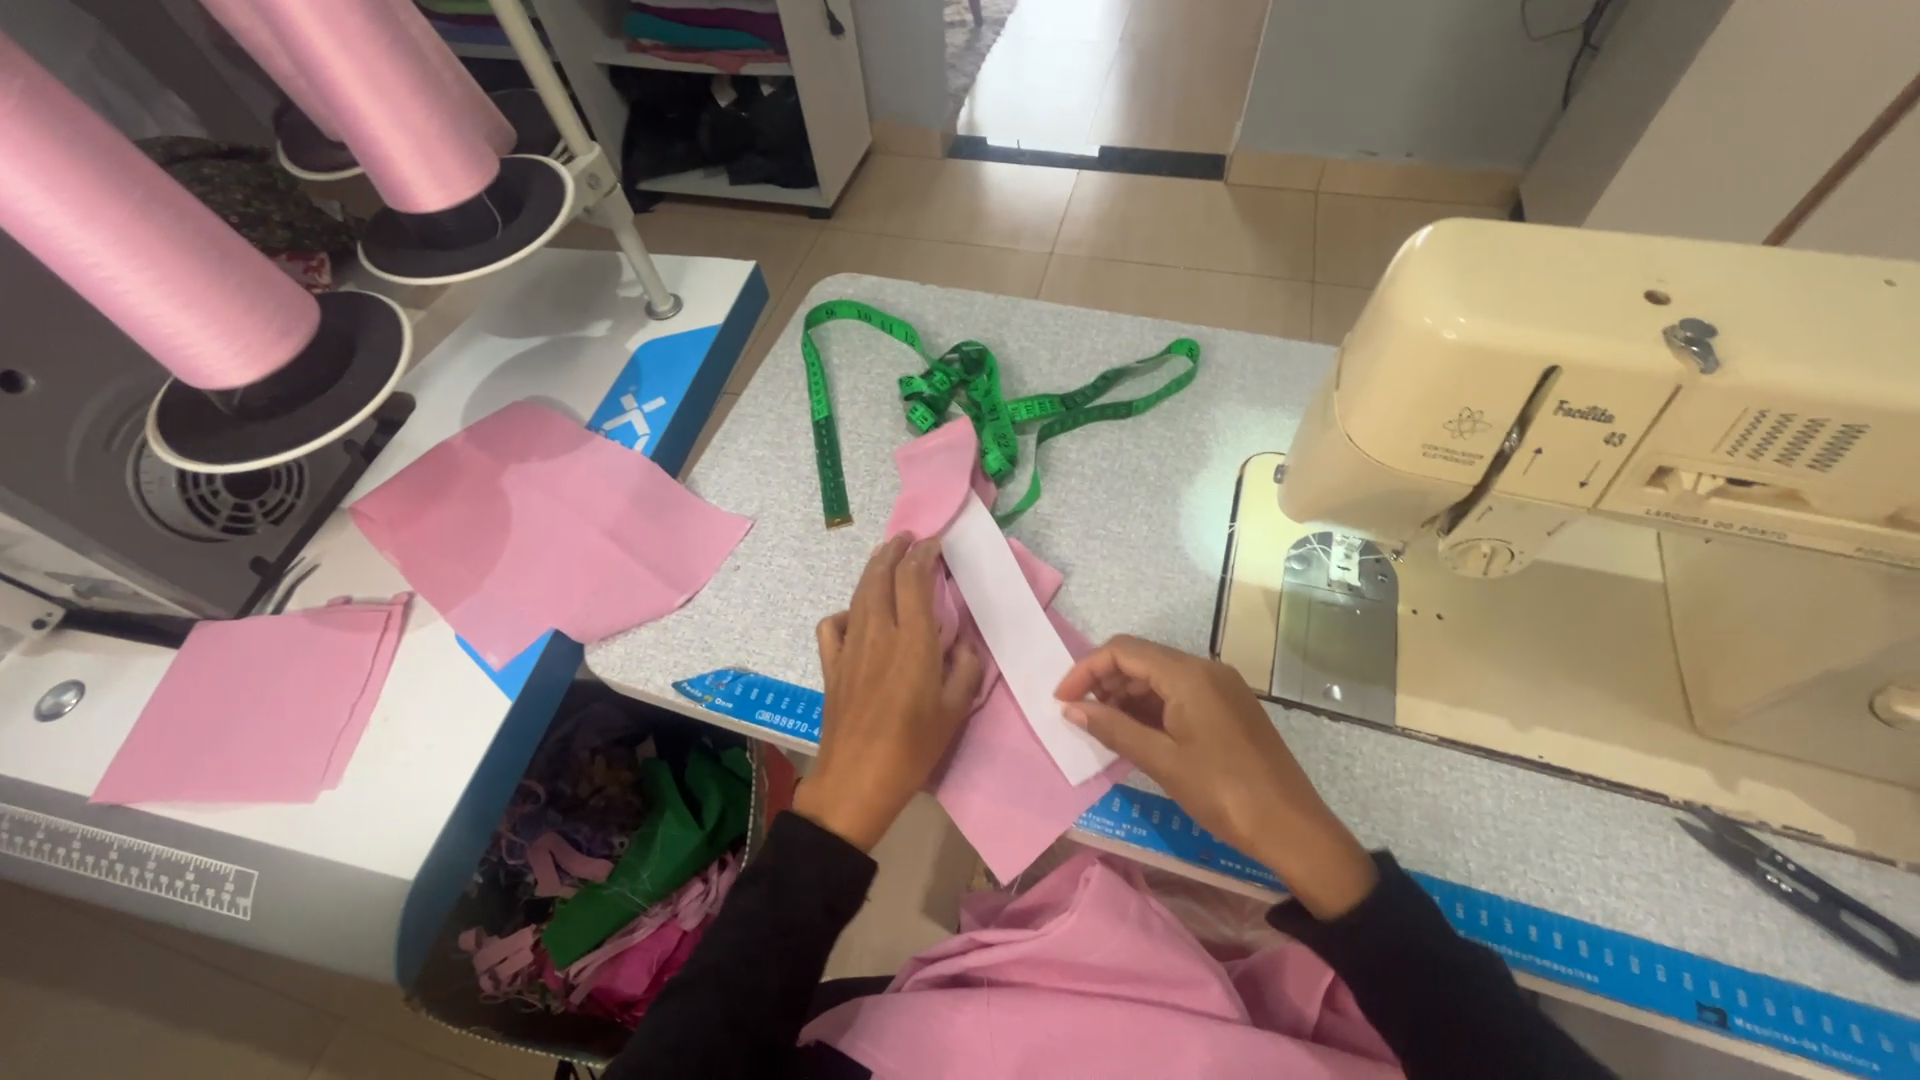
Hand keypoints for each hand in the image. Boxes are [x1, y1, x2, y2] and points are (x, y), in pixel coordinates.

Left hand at [794, 534, 982, 851]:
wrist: (856, 782)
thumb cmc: (912, 748)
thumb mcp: (955, 711)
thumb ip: (965, 669)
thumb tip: (962, 642)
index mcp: (912, 641)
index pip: (914, 579)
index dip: (924, 554)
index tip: (934, 542)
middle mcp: (878, 633)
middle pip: (881, 576)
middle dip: (895, 550)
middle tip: (909, 538)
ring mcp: (850, 648)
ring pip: (858, 594)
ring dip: (873, 570)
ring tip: (887, 560)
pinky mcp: (831, 666)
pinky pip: (833, 625)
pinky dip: (845, 611)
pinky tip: (856, 617)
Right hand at [1054, 635, 1376, 918]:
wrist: (1293, 828)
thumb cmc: (1224, 792)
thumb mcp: (1162, 761)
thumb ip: (1113, 728)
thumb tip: (1071, 708)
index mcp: (1188, 674)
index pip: (1123, 650)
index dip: (1086, 670)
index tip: (1060, 700)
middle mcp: (1205, 669)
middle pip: (1141, 659)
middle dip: (1104, 682)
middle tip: (1079, 717)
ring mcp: (1220, 688)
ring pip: (1159, 678)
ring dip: (1126, 696)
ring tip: (1102, 729)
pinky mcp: (1228, 708)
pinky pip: (1179, 694)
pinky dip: (1151, 708)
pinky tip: (1135, 735)